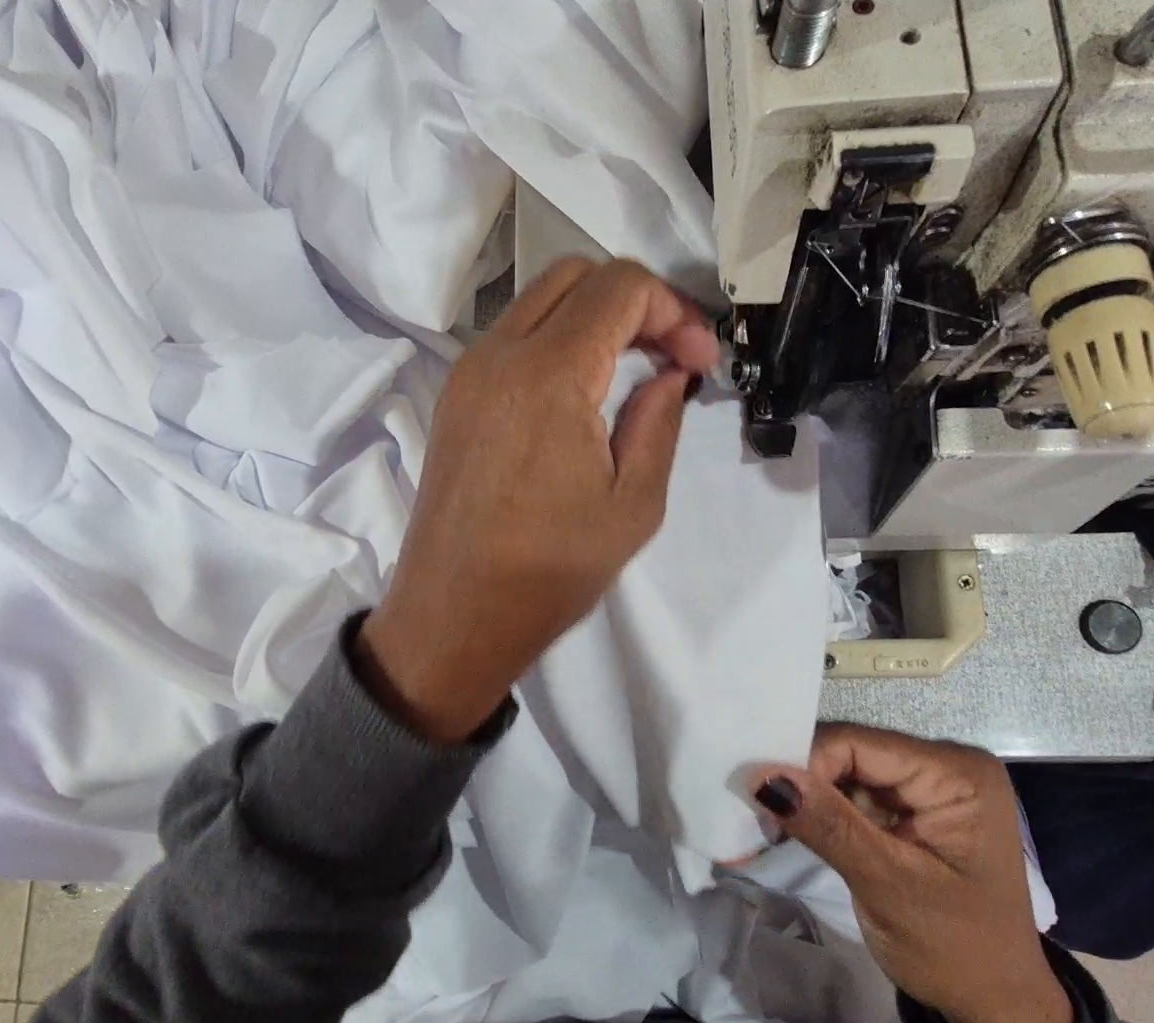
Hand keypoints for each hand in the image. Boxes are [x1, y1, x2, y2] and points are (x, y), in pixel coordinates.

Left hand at [356, 257, 718, 742]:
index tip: (701, 360)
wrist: (453, 616)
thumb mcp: (633, 505)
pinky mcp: (453, 399)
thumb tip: (669, 372)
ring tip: (634, 368)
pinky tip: (583, 390)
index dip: (674, 309)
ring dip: (593, 316)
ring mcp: (466, 375)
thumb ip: (659, 421)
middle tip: (671, 353)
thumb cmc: (548, 573)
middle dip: (635, 298)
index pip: (619, 287)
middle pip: (574, 276)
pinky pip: (510, 338)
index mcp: (547, 375)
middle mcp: (497, 357)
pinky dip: (555, 340)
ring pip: (537, 302)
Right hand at [755, 723, 1074, 1022]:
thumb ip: (828, 825)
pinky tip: (799, 830)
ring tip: (774, 828)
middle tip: (762, 819)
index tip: (767, 807)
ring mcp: (928, 786)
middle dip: (803, 782)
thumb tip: (762, 776)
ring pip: (845, 770)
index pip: (857, 743)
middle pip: (850, 751)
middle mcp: (944, 765)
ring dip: (809, 798)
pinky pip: (854, 791)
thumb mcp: (888, 886)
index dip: (806, 766)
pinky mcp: (911, 807)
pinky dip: (823, 811)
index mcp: (956, 774)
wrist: (994, 1005)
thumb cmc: (955, 950)